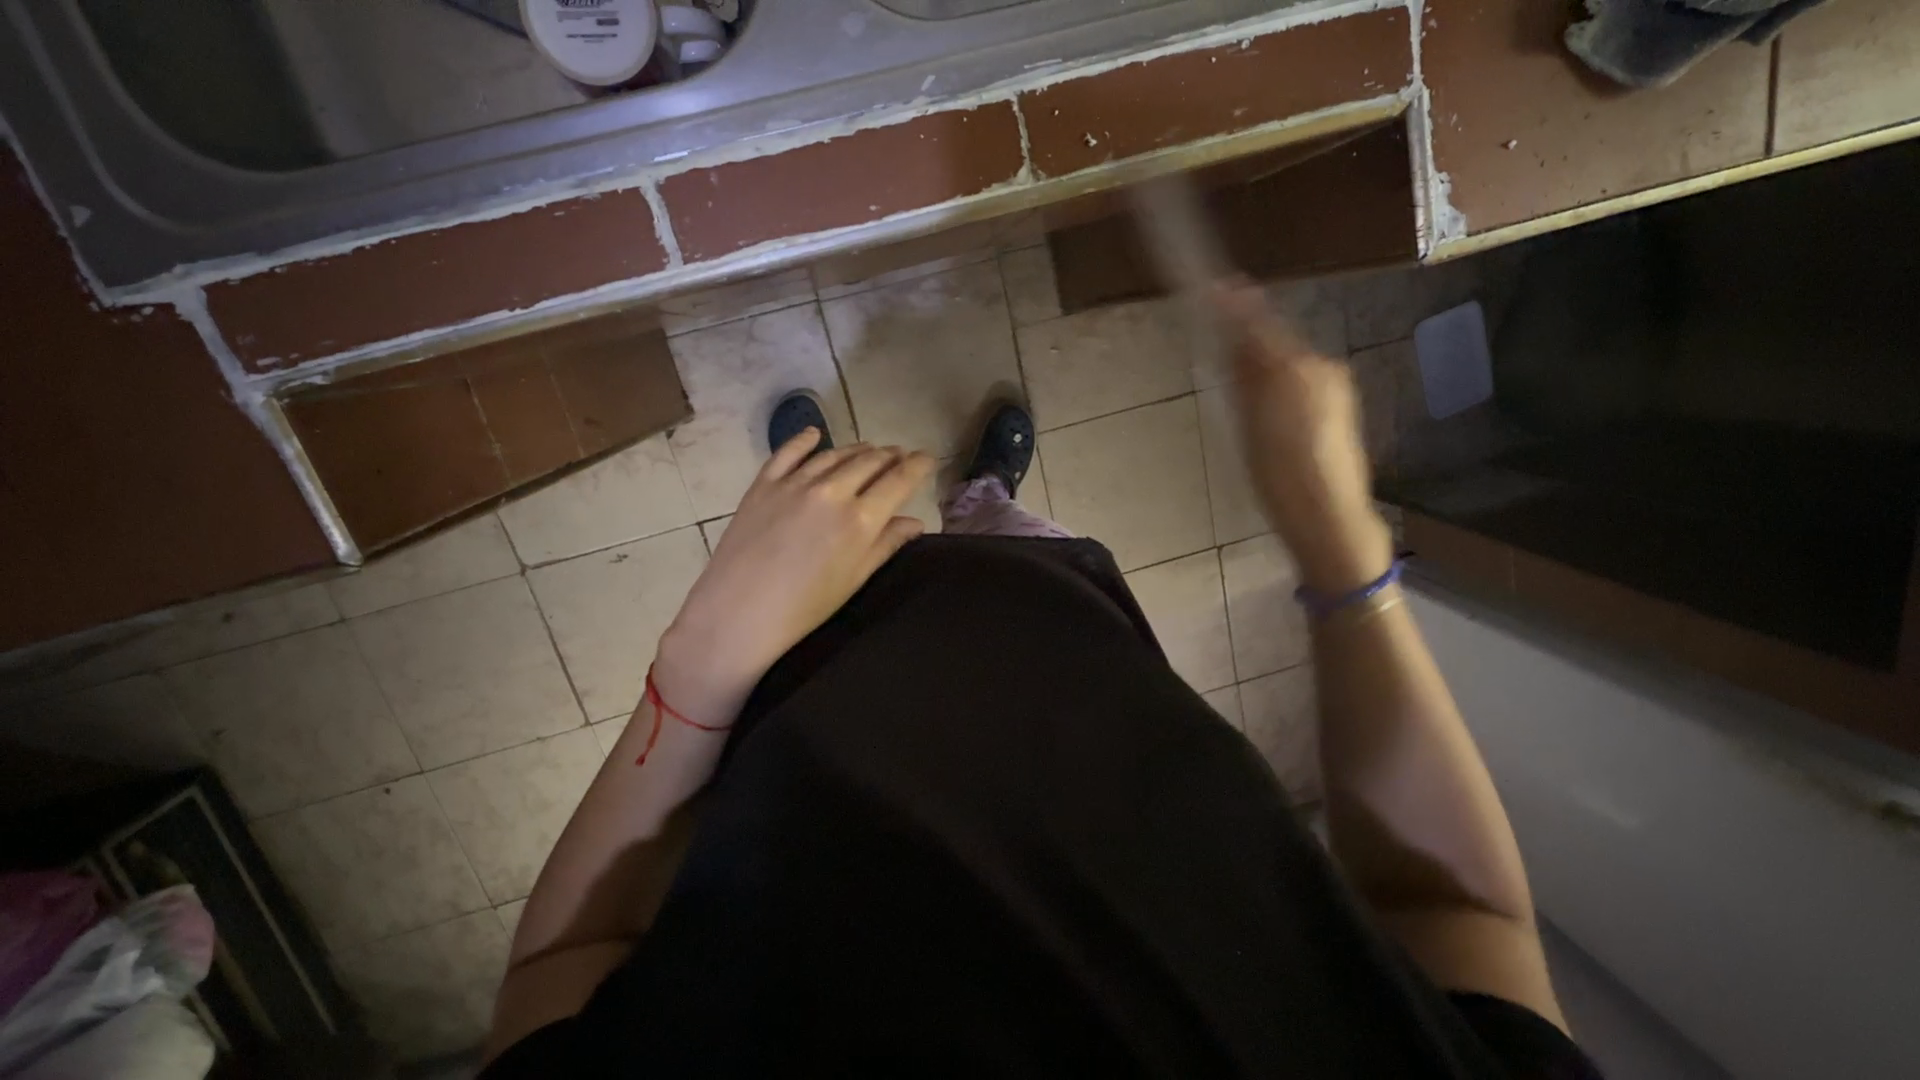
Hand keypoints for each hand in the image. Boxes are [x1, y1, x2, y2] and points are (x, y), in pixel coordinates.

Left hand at [653, 430, 935, 723]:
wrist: (740, 612)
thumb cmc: (805, 607)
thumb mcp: (855, 579)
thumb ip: (886, 544)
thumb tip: (915, 522)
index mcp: (861, 519)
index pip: (900, 480)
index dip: (918, 465)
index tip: (928, 459)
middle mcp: (832, 491)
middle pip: (870, 461)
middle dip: (891, 455)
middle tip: (900, 456)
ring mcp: (795, 483)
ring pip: (835, 454)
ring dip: (858, 449)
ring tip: (870, 450)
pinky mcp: (764, 484)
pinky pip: (789, 452)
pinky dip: (805, 440)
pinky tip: (815, 434)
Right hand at [1212, 282, 1391, 593]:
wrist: (1327, 517)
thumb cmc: (1281, 472)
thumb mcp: (1250, 421)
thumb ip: (1243, 368)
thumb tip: (1231, 328)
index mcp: (1299, 367)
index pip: (1260, 326)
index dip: (1235, 308)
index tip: (1213, 287)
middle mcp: (1322, 369)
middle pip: (1276, 344)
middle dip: (1249, 343)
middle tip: (1218, 347)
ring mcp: (1336, 390)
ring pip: (1288, 365)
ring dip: (1263, 367)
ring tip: (1239, 394)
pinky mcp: (1340, 411)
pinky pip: (1300, 384)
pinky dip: (1279, 388)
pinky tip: (1265, 417)